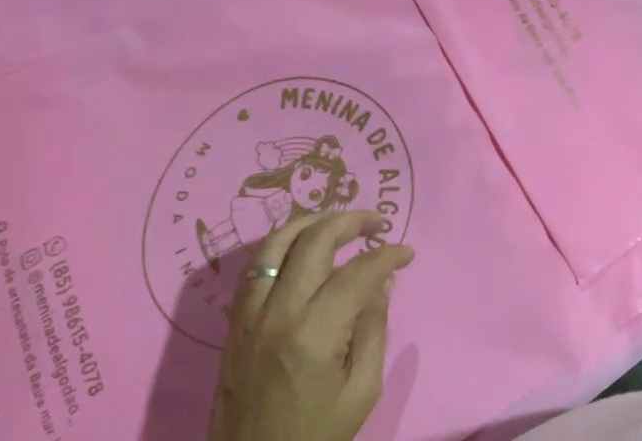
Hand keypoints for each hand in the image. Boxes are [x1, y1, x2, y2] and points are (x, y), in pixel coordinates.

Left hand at [209, 211, 415, 440]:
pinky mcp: (234, 323)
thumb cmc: (314, 434)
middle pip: (315, 240)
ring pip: (277, 242)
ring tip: (340, 221)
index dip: (388, 254)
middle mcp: (278, 313)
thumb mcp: (361, 392)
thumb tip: (382, 282)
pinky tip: (304, 249)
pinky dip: (283, 246)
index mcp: (314, 334)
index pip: (357, 272)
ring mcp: (250, 315)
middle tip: (378, 222)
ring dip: (313, 222)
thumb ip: (373, 330)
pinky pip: (257, 267)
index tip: (407, 253)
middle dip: (352, 220)